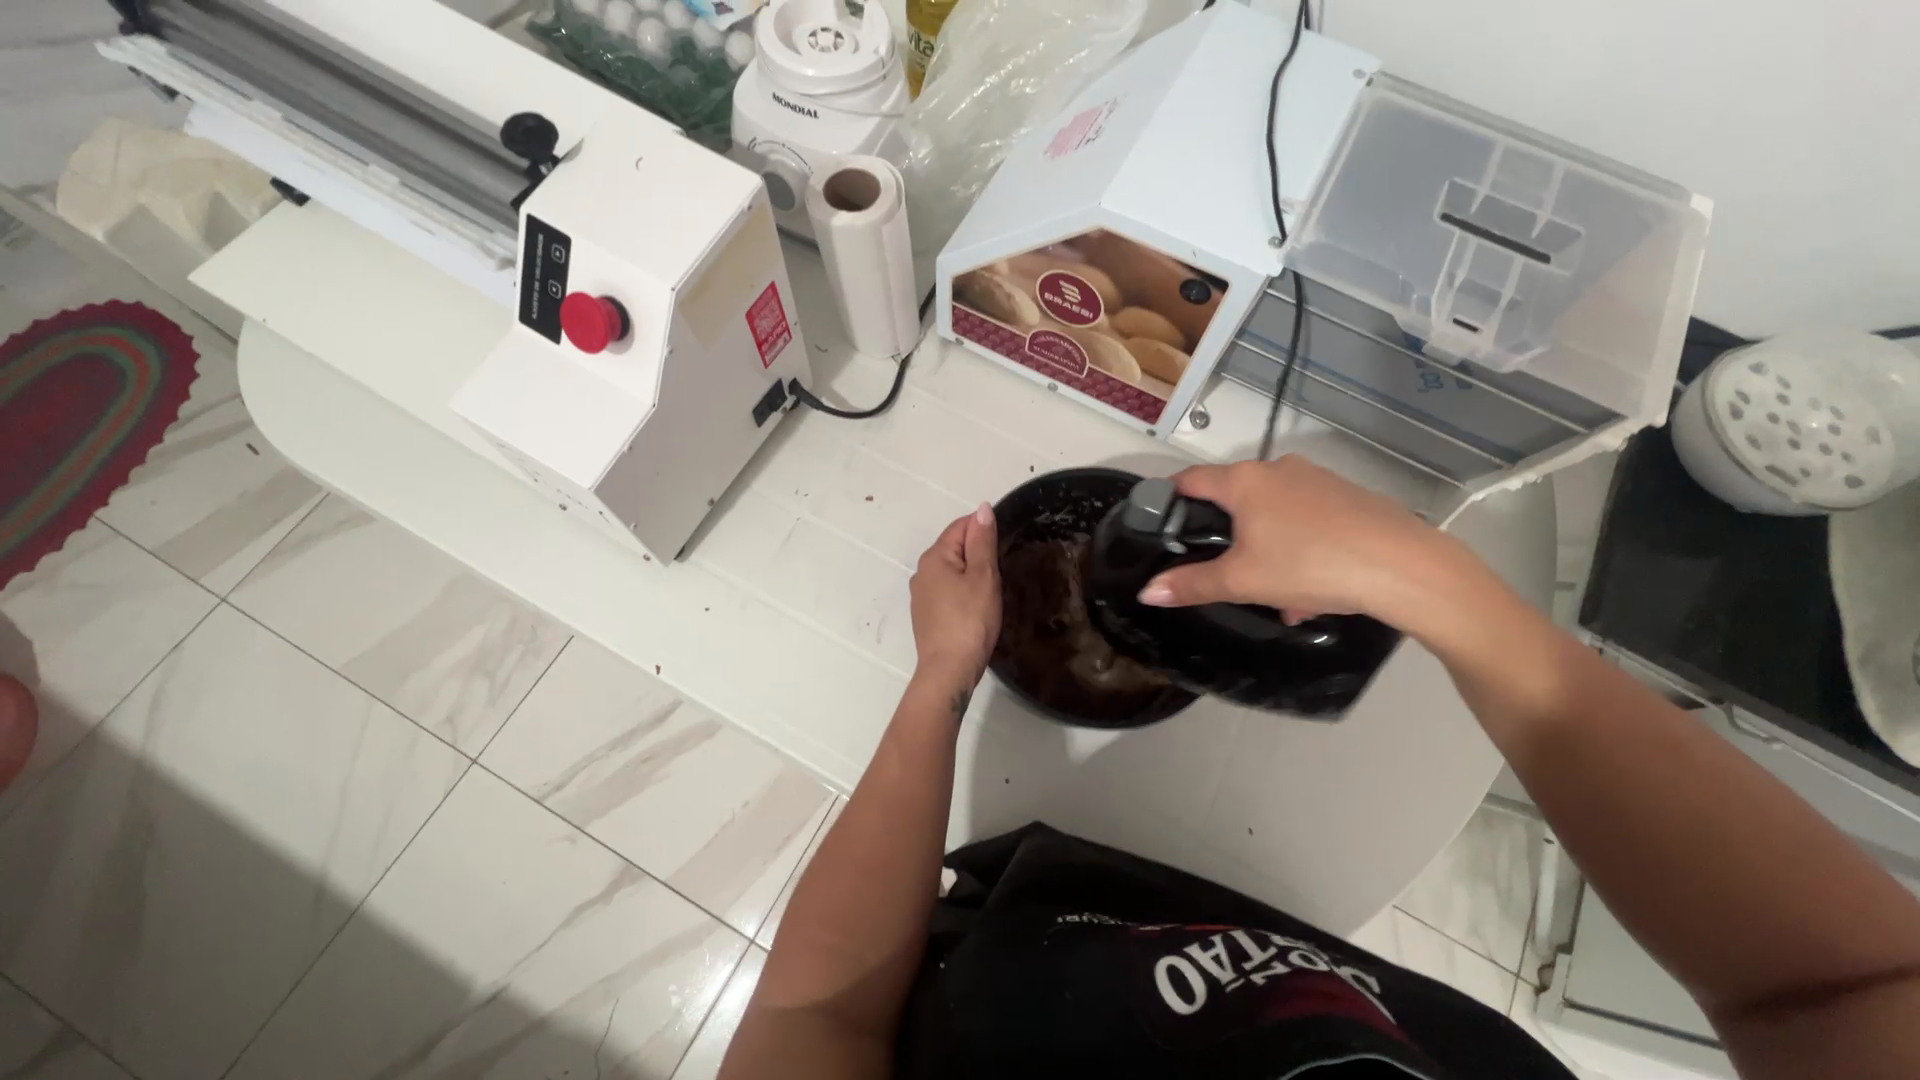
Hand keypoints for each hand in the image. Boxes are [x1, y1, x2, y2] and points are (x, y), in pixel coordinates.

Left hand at [910, 503, 1000, 686]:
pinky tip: (976, 608)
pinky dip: (963, 592)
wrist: (949, 669)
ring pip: (951, 571)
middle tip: (1001, 574)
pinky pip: (947, 592)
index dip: (985, 530)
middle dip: (978, 553)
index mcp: (934, 556)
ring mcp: (921, 595)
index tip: (1004, 548)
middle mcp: (922, 571)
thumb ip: (982, 541)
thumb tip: (982, 508)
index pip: (961, 526)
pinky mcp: (926, 615)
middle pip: (954, 547)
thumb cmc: (970, 620)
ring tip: (991, 592)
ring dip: (971, 574)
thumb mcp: (983, 576)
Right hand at [1137, 456, 1459, 623]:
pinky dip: (1299, 552)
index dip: (1169, 501)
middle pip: (1234, 501)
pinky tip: (1312, 593)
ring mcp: (1317, 480)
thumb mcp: (1242, 581)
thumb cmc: (1309, 565)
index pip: (1190, 480)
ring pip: (1274, 517)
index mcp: (1244, 481)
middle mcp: (1278, 469)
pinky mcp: (1349, 497)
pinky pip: (1307, 523)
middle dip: (1227, 540)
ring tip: (1278, 599)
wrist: (1403, 566)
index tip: (1159, 526)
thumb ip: (1192, 584)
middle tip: (1224, 577)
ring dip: (1266, 553)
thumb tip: (1146, 591)